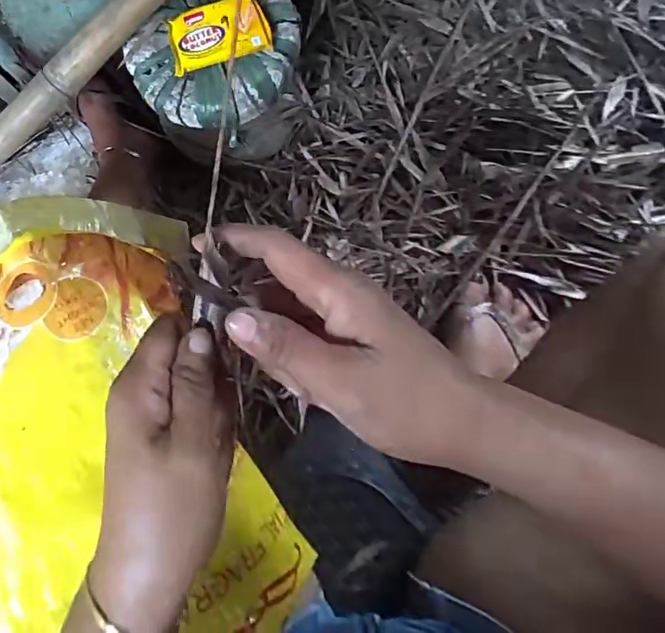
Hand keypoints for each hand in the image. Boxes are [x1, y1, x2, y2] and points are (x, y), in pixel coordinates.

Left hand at [89, 313, 234, 631]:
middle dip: (211, 373)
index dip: (202, 330)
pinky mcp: (155, 434)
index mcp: (136, 383)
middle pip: (180, 352)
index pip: (168, 326)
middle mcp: (134, 389)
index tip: (235, 352)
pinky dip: (205, 422)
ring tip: (219, 436)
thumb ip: (195, 382)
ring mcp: (143, 412)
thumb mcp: (192, 443)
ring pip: (189, 381)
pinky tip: (214, 447)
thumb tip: (200, 328)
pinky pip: (186, 408)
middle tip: (225, 412)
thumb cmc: (172, 510)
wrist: (146, 576)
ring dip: (212, 401)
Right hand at [207, 225, 486, 465]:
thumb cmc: (408, 404)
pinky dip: (283, 337)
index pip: (277, 247)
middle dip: (240, 285)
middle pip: (276, 270)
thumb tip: (231, 316)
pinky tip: (283, 368)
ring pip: (286, 299)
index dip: (235, 239)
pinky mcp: (347, 328)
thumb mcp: (341, 384)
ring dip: (263, 319)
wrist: (468, 425)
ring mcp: (343, 308)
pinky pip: (302, 321)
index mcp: (337, 289)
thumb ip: (285, 349)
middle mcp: (337, 288)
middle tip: (208, 311)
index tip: (196, 246)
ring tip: (248, 348)